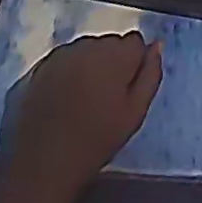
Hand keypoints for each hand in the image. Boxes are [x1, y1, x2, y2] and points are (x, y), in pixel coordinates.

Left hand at [6, 31, 163, 200]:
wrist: (46, 160)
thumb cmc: (97, 139)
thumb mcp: (135, 113)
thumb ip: (150, 74)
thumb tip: (157, 45)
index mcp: (115, 54)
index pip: (135, 42)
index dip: (134, 64)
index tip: (127, 88)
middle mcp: (90, 43)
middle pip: (111, 42)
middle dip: (113, 62)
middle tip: (107, 97)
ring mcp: (64, 51)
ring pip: (89, 48)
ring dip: (93, 64)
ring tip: (86, 99)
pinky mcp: (44, 62)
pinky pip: (68, 57)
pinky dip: (72, 69)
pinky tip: (67, 96)